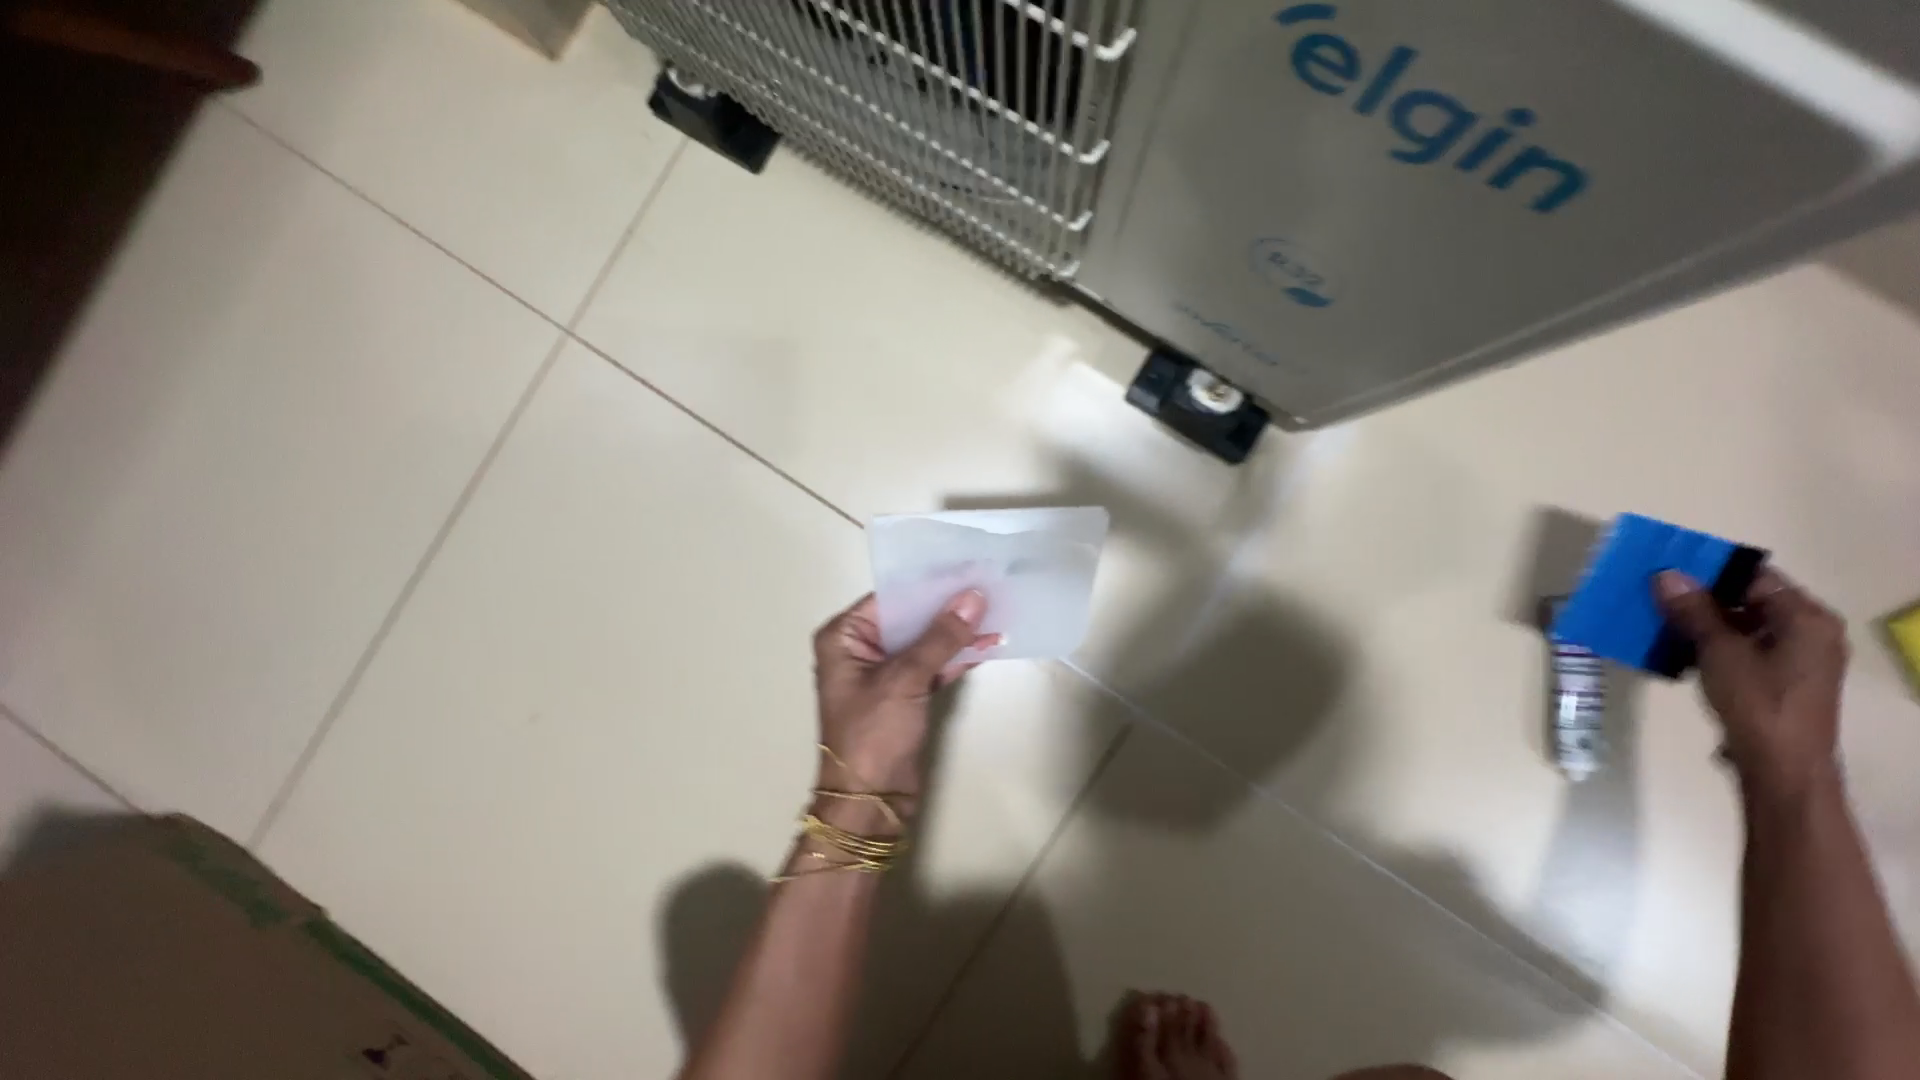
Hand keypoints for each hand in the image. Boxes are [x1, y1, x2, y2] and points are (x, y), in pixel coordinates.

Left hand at [809, 590, 992, 809]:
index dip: (930, 583)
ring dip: (958, 630)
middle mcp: (860, 648)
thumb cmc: (874, 734)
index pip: (891, 597)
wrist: (871, 802)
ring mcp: (884, 672)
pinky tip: (989, 641)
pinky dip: (957, 655)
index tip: (969, 566)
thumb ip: (941, 636)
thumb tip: (974, 596)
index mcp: (844, 636)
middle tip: (990, 582)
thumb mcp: (905, 679)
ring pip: (925, 640)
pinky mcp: (905, 693)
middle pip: (910, 616)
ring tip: (999, 608)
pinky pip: (933, 663)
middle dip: (949, 605)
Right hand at [1657, 567, 1848, 804]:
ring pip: (1736, 625)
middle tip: (1649, 592)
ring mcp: (1791, 657)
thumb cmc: (1758, 701)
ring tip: (1650, 618)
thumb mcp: (1719, 651)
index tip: (1665, 565)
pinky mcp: (1774, 678)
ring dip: (1694, 622)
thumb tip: (1666, 574)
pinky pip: (1735, 648)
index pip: (1754, 576)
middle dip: (1696, 597)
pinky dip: (1704, 644)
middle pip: (1745, 600)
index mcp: (1805, 618)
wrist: (1780, 765)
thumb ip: (1693, 611)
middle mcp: (1805, 632)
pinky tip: (1669, 648)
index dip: (1709, 569)